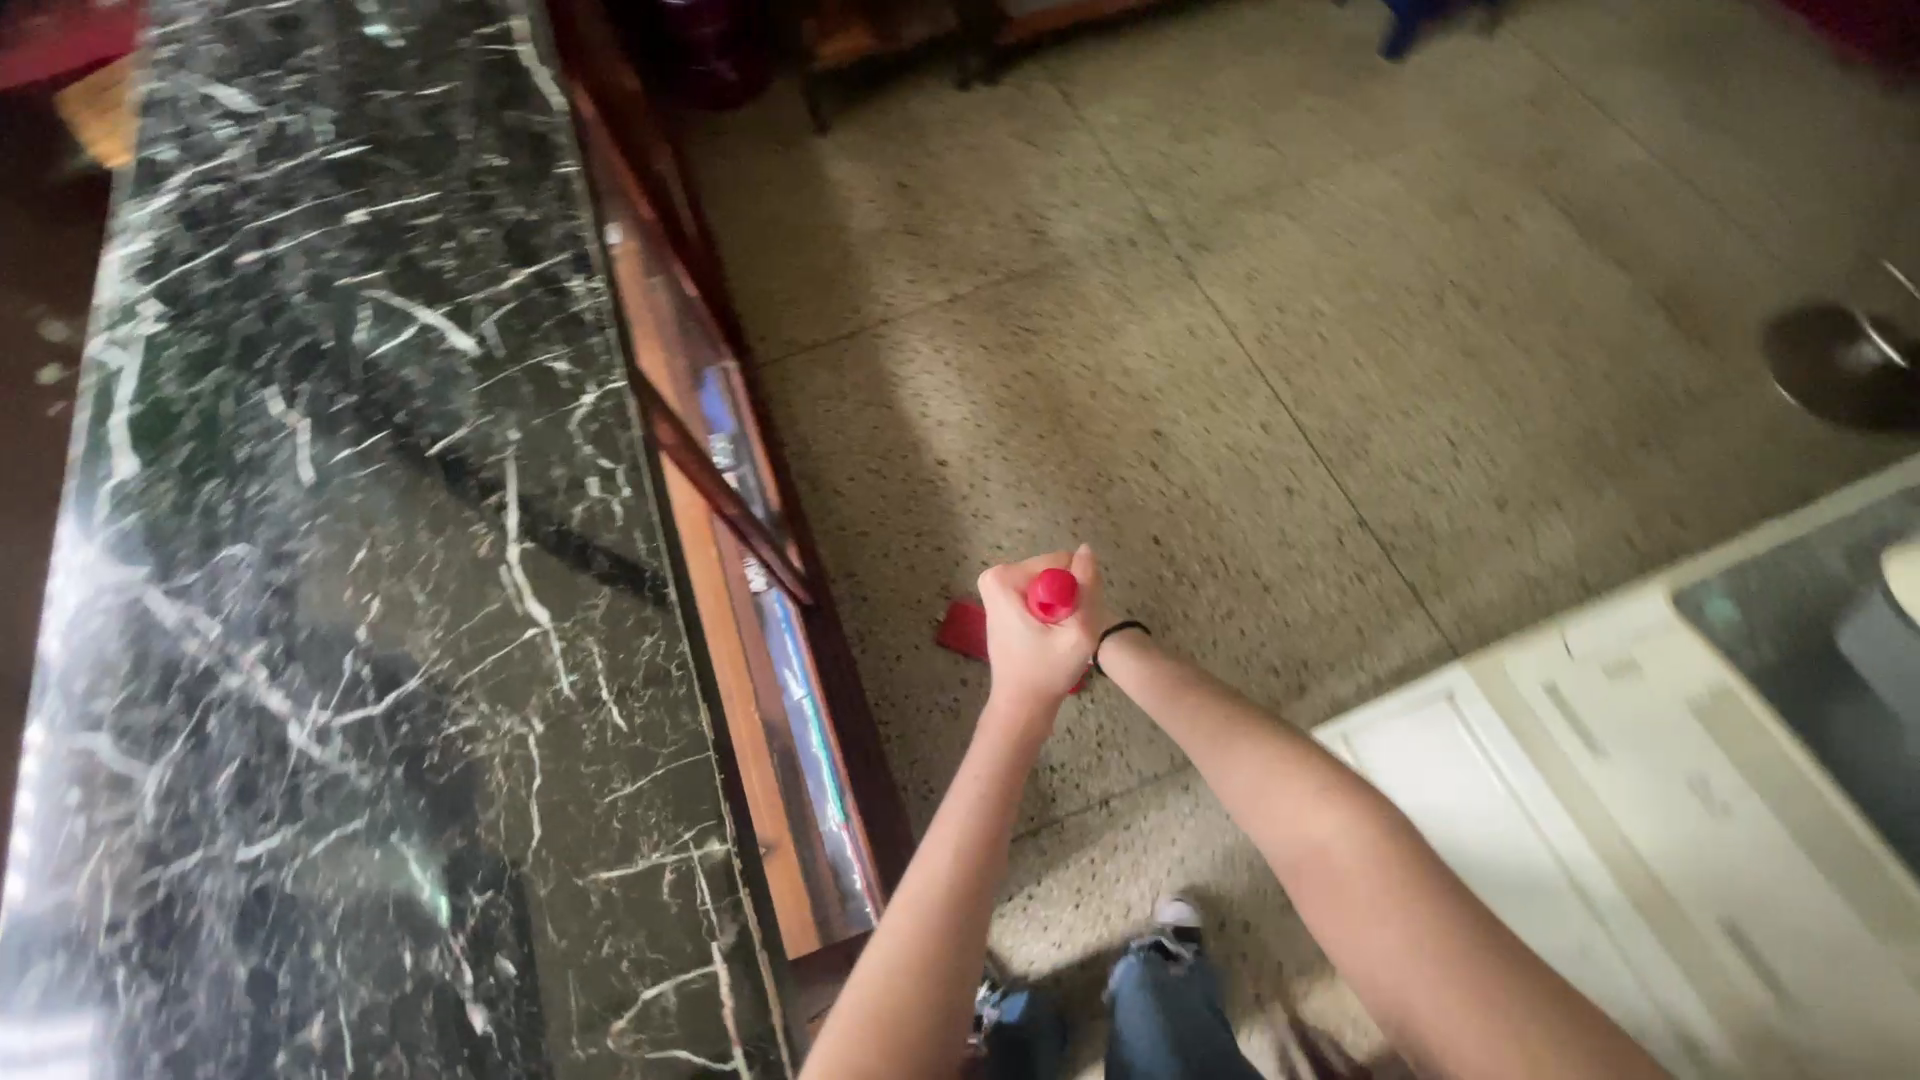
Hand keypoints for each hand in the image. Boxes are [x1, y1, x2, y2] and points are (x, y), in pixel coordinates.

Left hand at [976, 545, 1108, 725]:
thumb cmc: (1047, 672)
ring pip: (1051, 584)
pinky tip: (1048, 638)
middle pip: (1053, 571)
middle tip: (1063, 633)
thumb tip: (1086, 549)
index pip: (1059, 563)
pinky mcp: (1005, 602)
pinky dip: (1052, 614)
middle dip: (1067, 599)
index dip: (1074, 592)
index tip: (1067, 623)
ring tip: (1055, 638)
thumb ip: (1086, 586)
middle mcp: (996, 578)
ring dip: (1062, 609)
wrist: (1022, 704)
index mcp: (1003, 579)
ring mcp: (998, 590)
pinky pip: (1042, 595)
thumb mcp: (1079, 631)